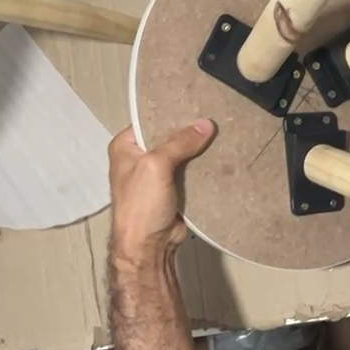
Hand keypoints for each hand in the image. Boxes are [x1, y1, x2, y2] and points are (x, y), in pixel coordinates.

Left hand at [107, 121, 216, 268]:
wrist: (148, 248)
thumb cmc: (141, 205)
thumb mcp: (156, 166)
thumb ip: (179, 143)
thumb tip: (206, 124)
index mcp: (126, 147)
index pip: (151, 119)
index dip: (172, 112)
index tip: (197, 101)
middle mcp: (140, 158)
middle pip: (169, 136)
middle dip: (190, 130)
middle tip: (215, 115)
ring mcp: (158, 175)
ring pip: (184, 154)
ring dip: (200, 149)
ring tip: (223, 131)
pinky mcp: (175, 189)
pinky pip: (192, 172)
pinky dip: (205, 166)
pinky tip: (222, 155)